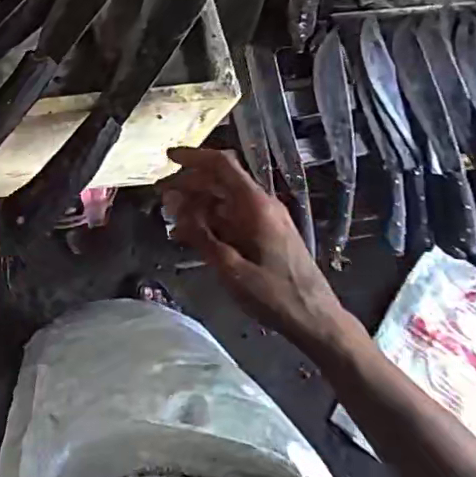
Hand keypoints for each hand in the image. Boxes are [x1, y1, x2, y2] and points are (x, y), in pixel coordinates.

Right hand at [161, 148, 357, 349]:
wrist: (316, 319)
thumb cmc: (275, 295)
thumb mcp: (231, 268)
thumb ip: (201, 235)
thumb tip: (175, 204)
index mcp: (256, 204)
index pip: (222, 165)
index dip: (194, 157)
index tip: (168, 158)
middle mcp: (261, 204)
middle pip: (220, 181)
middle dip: (188, 183)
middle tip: (159, 195)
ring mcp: (266, 219)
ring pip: (225, 200)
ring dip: (197, 204)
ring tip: (170, 218)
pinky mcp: (267, 234)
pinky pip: (233, 218)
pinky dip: (210, 221)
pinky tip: (191, 237)